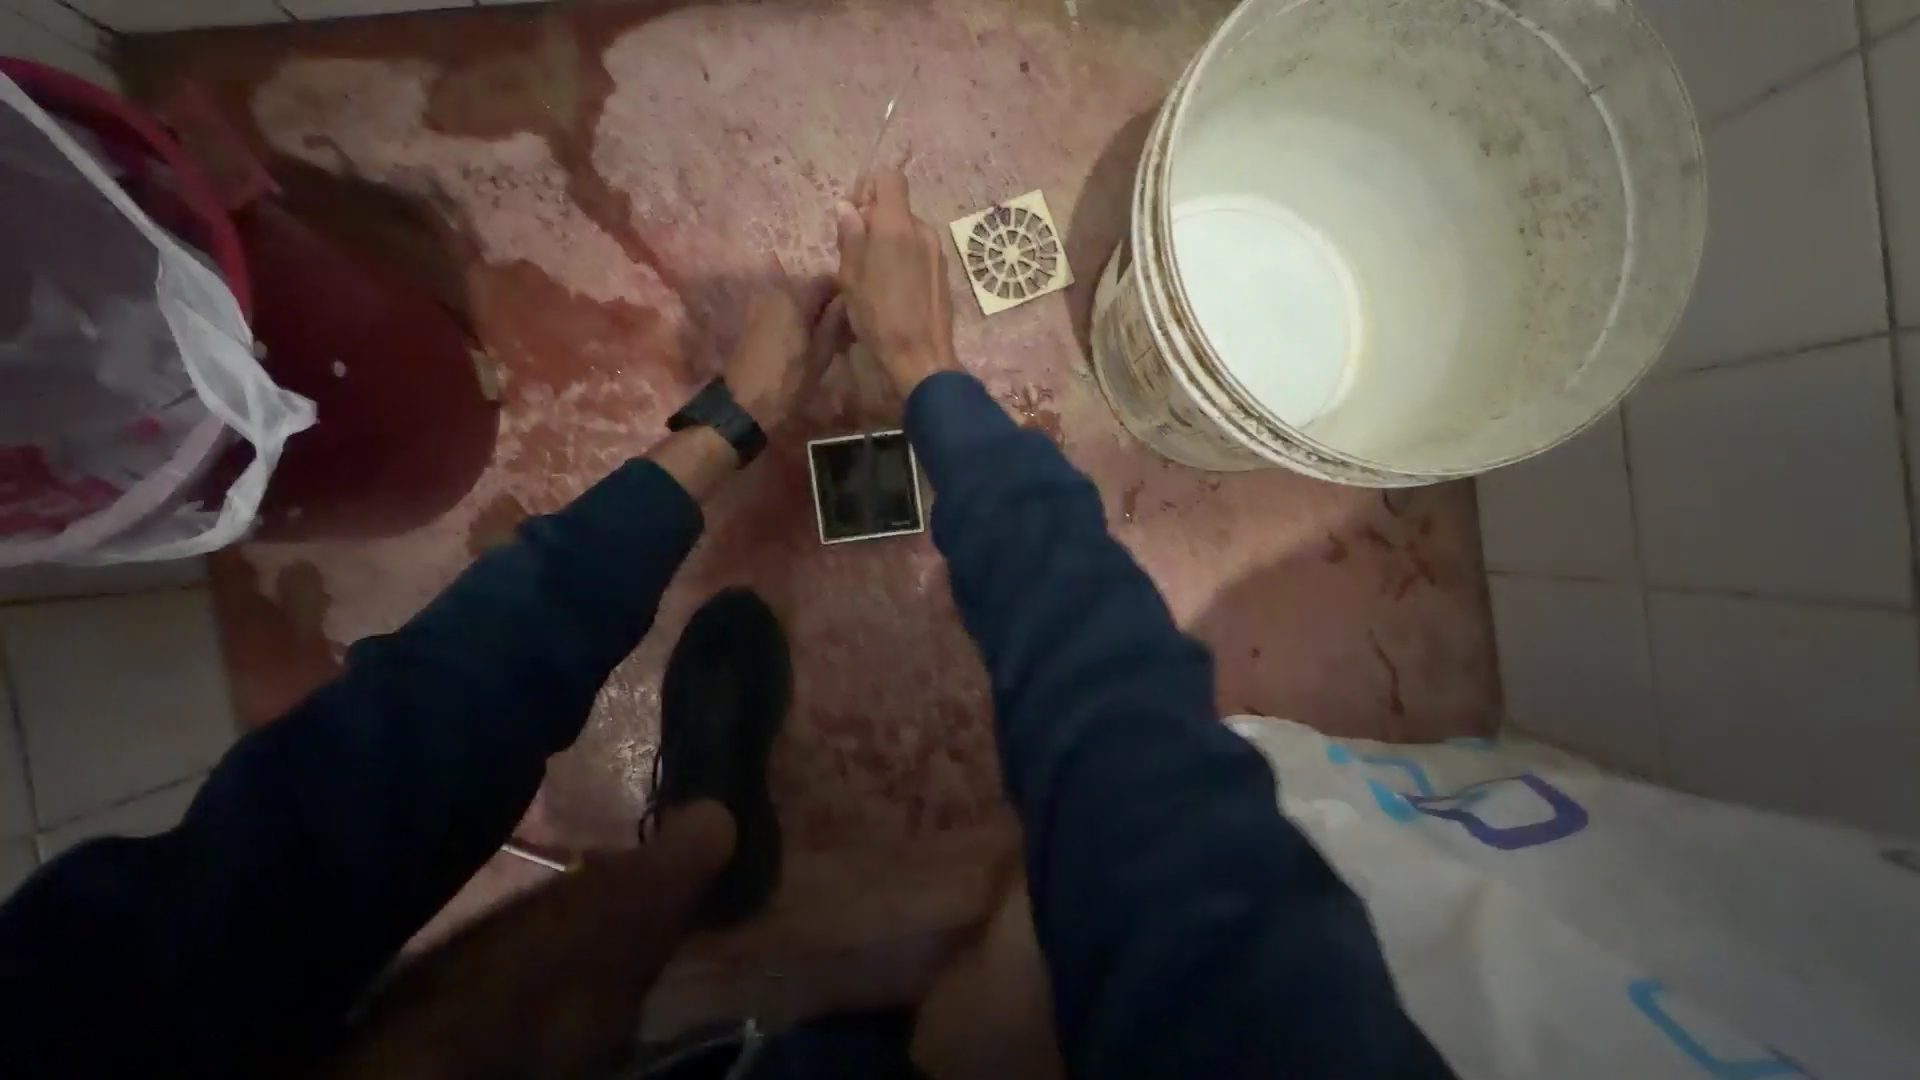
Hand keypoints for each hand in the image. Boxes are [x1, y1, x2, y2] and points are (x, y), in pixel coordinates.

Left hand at [724, 279, 849, 430]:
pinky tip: (805, 344)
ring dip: (812, 315)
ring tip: (827, 342)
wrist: (745, 405)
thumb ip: (835, 322)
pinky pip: (782, 310)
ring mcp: (760, 304)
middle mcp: (775, 291)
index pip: (828, 281)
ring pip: (796, 301)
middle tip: (844, 334)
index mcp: (794, 297)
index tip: (855, 317)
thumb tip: (847, 300)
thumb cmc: (789, 383)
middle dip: (828, 307)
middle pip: (810, 289)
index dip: (844, 296)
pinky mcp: (752, 318)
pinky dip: (796, 321)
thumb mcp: (821, 355)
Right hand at [836, 168, 958, 395]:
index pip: (888, 178)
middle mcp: (922, 230)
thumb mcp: (851, 278)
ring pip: (908, 231)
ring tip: (876, 276)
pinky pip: (920, 251)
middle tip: (857, 254)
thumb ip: (850, 237)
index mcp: (896, 226)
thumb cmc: (878, 318)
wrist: (921, 356)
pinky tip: (896, 289)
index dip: (868, 187)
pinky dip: (906, 258)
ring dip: (890, 242)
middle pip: (897, 207)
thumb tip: (847, 208)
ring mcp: (937, 251)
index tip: (854, 216)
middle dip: (875, 221)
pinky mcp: (944, 272)